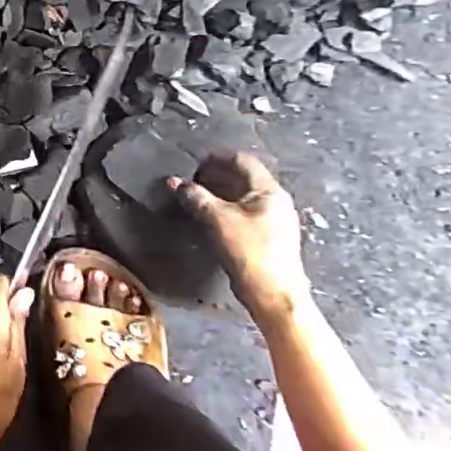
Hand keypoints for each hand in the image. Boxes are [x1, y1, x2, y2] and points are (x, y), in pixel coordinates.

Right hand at [169, 151, 308, 318]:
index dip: (218, 157)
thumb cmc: (249, 250)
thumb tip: (174, 181)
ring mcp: (273, 220)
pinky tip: (207, 212)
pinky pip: (242, 210)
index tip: (194, 159)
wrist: (274, 293)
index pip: (243, 162)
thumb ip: (196, 197)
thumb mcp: (217, 219)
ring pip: (242, 195)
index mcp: (270, 192)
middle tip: (189, 175)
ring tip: (193, 192)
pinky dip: (223, 205)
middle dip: (215, 173)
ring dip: (217, 190)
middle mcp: (276, 202)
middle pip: (243, 178)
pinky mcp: (266, 235)